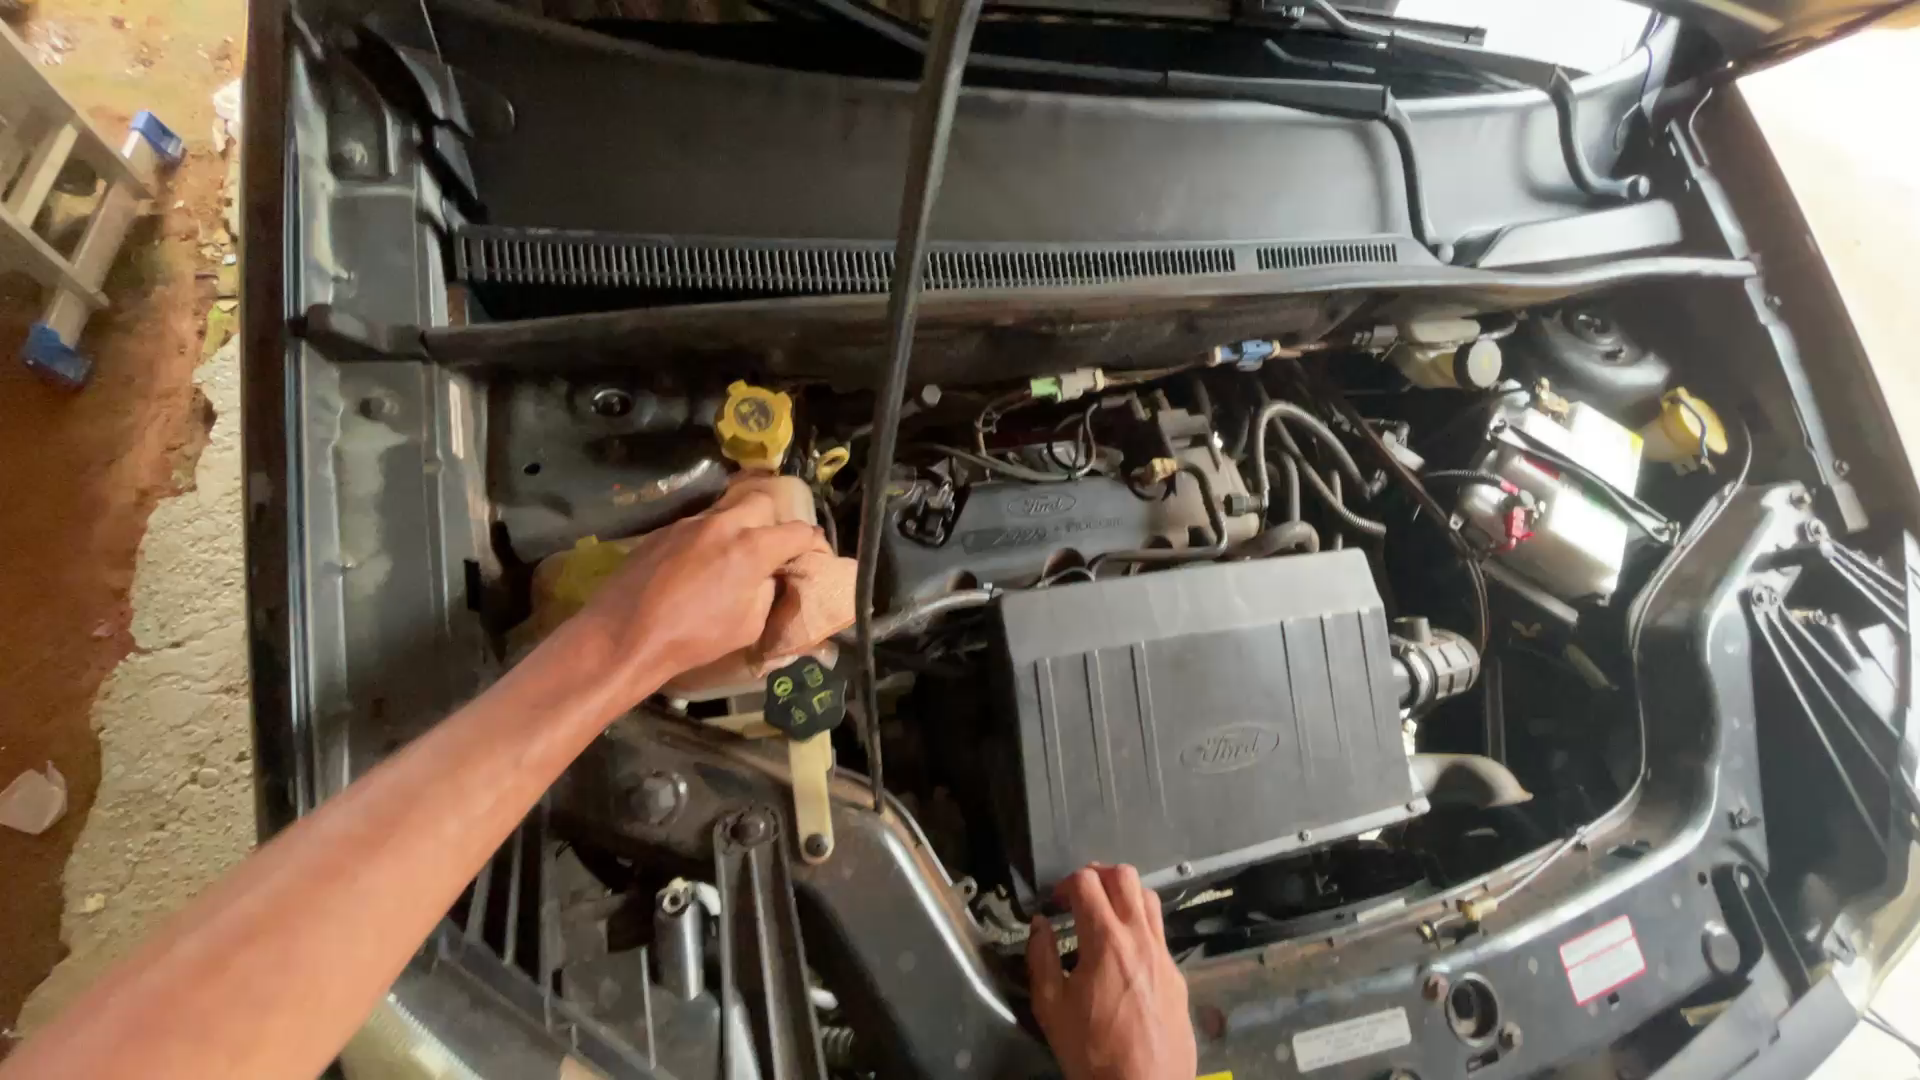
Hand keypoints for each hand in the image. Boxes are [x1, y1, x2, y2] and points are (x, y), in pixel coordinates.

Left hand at [556, 490, 825, 700]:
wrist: (623, 636)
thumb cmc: (693, 638)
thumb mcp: (749, 624)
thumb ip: (768, 591)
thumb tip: (770, 577)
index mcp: (752, 548)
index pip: (799, 531)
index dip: (814, 543)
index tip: (815, 556)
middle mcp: (724, 524)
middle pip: (762, 501)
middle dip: (775, 520)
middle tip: (773, 547)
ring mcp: (689, 523)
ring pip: (727, 510)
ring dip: (740, 526)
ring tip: (736, 555)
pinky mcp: (663, 530)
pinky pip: (699, 525)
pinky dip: (711, 538)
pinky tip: (700, 566)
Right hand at [1028, 865, 1196, 1079]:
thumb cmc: (1092, 1052)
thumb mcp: (1051, 1007)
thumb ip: (1041, 957)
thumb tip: (1040, 925)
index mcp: (1105, 940)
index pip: (1086, 881)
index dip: (1065, 883)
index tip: (1055, 903)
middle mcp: (1139, 937)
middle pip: (1123, 875)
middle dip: (1097, 875)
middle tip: (1080, 897)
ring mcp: (1163, 954)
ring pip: (1148, 897)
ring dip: (1124, 894)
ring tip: (1106, 914)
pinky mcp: (1177, 975)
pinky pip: (1160, 932)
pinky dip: (1140, 925)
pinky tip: (1126, 953)